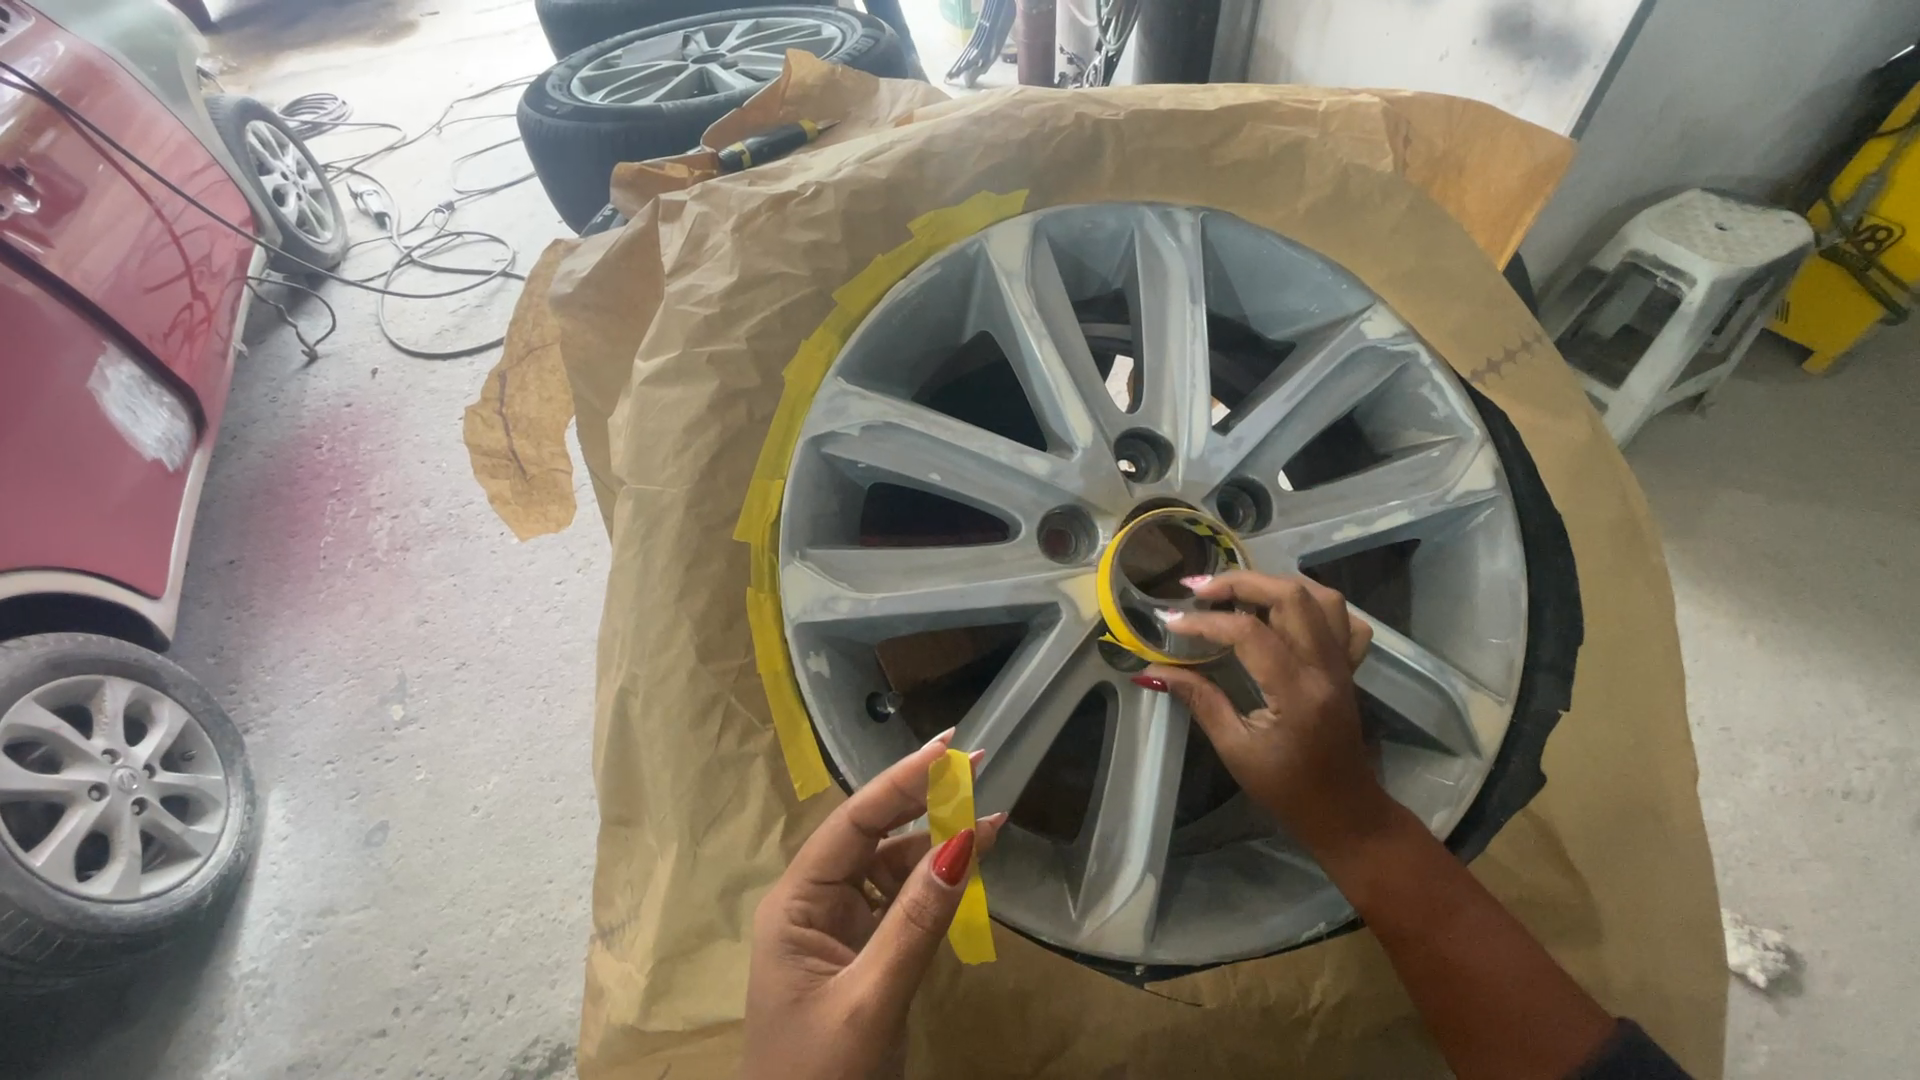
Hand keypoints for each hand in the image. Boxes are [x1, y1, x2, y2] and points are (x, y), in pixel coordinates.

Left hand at [741, 729, 1005, 1079]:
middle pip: (872, 832)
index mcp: (796, 901)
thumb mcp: (870, 999)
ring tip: (988, 816)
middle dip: (923, 798)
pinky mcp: (864, 948)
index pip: (853, 822)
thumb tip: (962, 841)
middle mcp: (815, 900)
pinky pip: (903, 900)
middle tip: (977, 763)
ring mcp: (840, 924)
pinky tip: (969, 862)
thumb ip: (916, 921)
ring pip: (892, 864)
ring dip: (938, 840)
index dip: (901, 780)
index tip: (948, 747)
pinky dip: (937, 881)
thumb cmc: (821, 1077)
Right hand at [1139, 571, 1387, 853]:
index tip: (1171, 622)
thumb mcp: (1235, 749)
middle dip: (1241, 583)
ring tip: (1238, 591)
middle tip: (1200, 590)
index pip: (1249, 633)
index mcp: (1297, 692)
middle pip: (1291, 597)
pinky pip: (1344, 620)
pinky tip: (1286, 613)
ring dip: (1276, 584)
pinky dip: (1315, 606)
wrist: (1345, 813)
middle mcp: (1325, 669)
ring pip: (1322, 598)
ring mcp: (1343, 665)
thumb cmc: (1287, 789)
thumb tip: (1154, 670)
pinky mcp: (1349, 668)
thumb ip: (1200, 700)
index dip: (1206, 622)